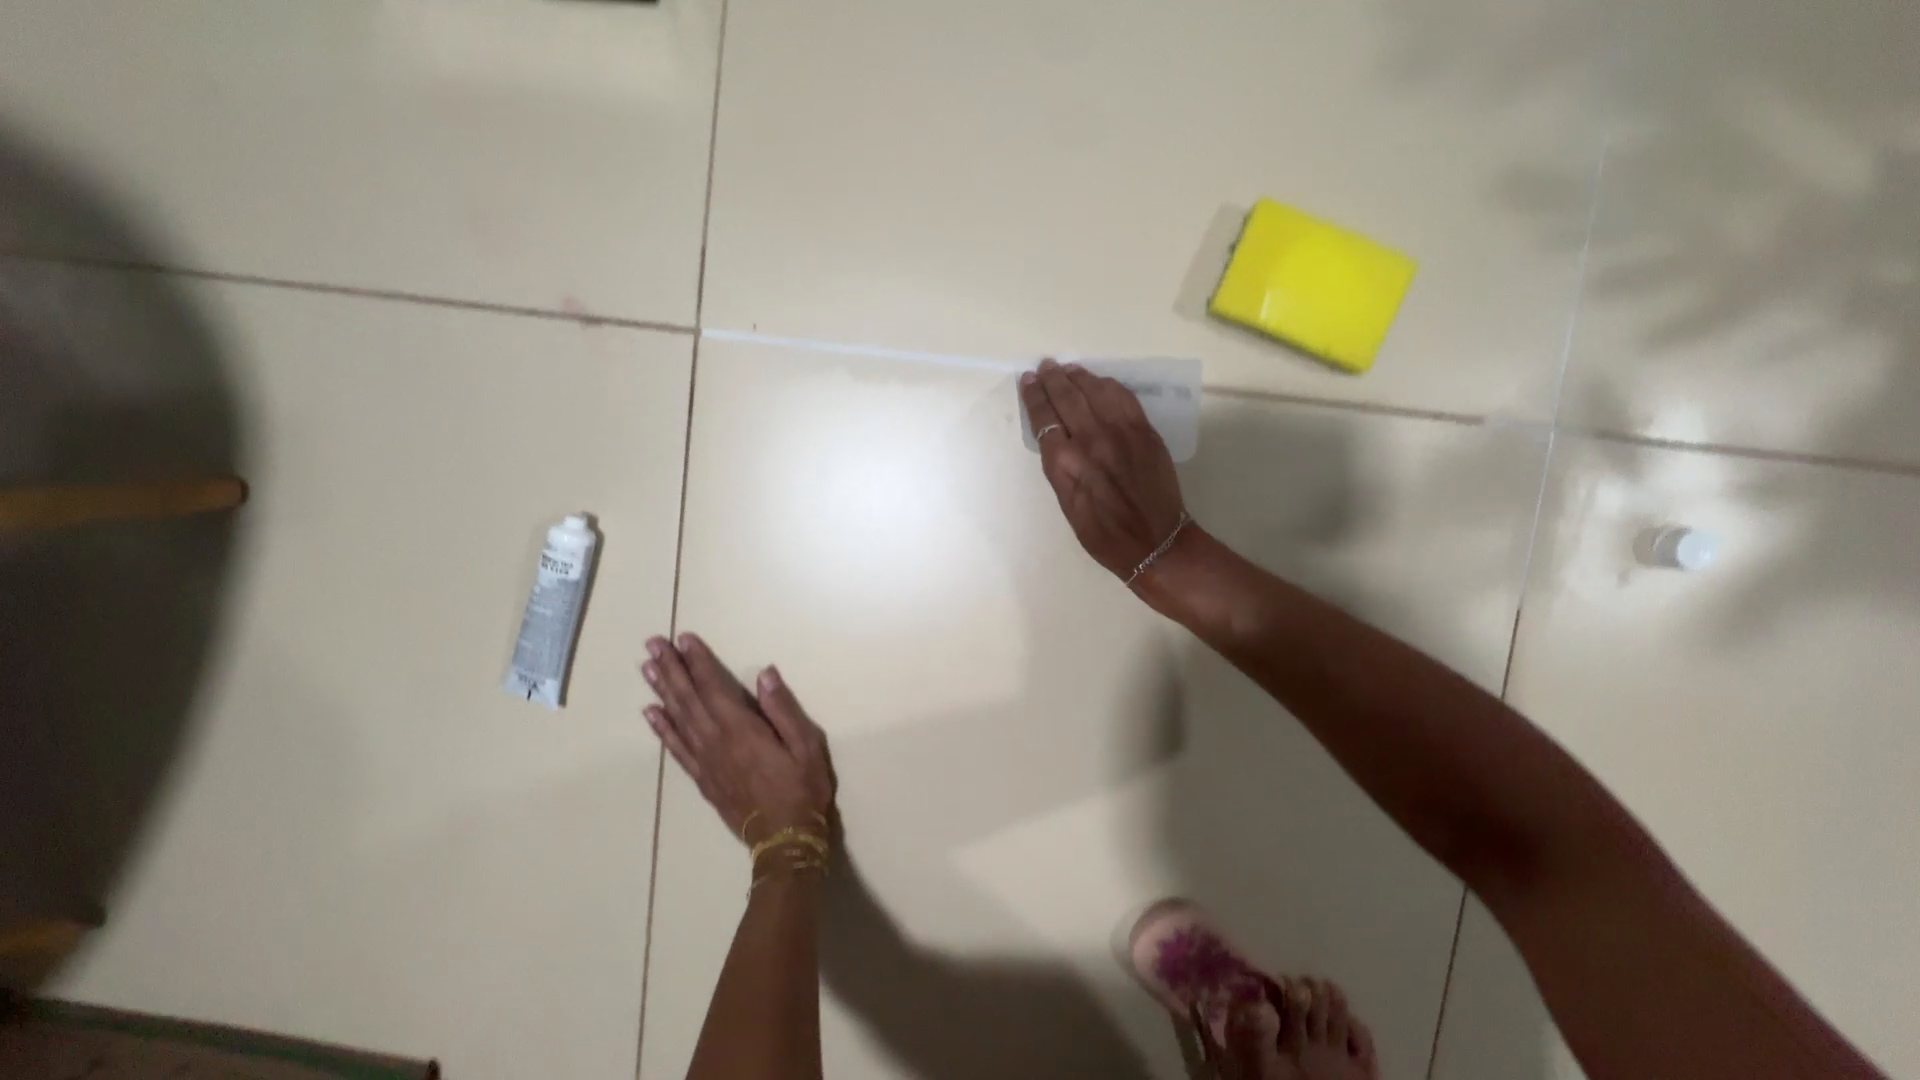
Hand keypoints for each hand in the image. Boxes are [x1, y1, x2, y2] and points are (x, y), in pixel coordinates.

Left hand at [642, 633, 835, 843]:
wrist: (786, 840)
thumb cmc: (803, 789)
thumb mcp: (807, 746)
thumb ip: (784, 710)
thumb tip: (764, 674)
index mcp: (742, 730)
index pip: (714, 688)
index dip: (699, 662)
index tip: (684, 639)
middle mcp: (717, 742)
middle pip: (689, 699)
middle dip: (672, 670)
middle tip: (653, 644)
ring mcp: (706, 762)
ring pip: (679, 720)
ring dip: (663, 692)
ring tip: (648, 669)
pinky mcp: (703, 780)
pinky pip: (677, 749)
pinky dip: (662, 730)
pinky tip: (651, 714)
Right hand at [1020, 358, 1190, 581]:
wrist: (1156, 542)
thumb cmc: (1104, 534)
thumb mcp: (1067, 505)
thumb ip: (1059, 467)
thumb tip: (1054, 438)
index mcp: (1065, 463)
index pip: (1044, 417)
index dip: (1035, 396)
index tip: (1029, 381)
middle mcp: (1091, 440)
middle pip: (1067, 397)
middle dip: (1053, 378)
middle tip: (1046, 366)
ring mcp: (1121, 432)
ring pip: (1095, 390)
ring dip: (1079, 376)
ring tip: (1069, 369)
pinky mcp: (1145, 431)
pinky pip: (1123, 397)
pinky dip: (1108, 386)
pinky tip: (1100, 383)